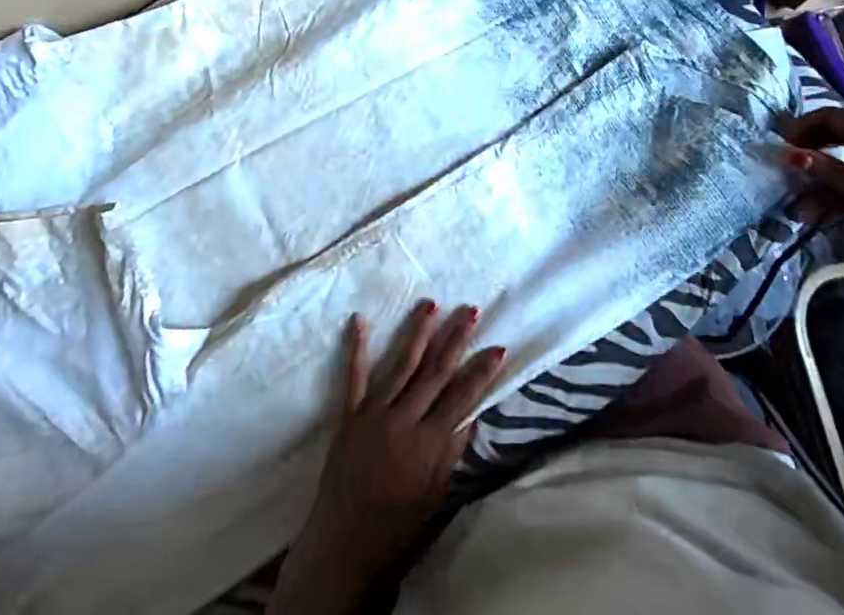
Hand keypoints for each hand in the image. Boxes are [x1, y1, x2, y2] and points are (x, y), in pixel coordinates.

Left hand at [270, 301, 506, 614]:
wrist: (344, 540)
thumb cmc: (398, 520)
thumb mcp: (437, 491)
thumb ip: (454, 450)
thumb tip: (474, 415)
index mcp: (429, 442)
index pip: (462, 396)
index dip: (482, 370)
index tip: (499, 347)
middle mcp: (404, 421)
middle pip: (435, 372)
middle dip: (455, 338)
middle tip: (471, 310)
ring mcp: (374, 415)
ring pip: (401, 365)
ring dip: (418, 332)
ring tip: (431, 303)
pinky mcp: (348, 417)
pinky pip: (353, 377)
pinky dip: (357, 348)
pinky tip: (360, 321)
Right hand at [784, 109, 843, 259]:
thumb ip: (825, 170)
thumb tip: (790, 155)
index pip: (829, 116)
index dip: (802, 128)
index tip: (782, 147)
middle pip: (840, 137)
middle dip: (813, 155)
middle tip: (791, 172)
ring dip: (829, 182)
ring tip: (807, 207)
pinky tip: (833, 210)